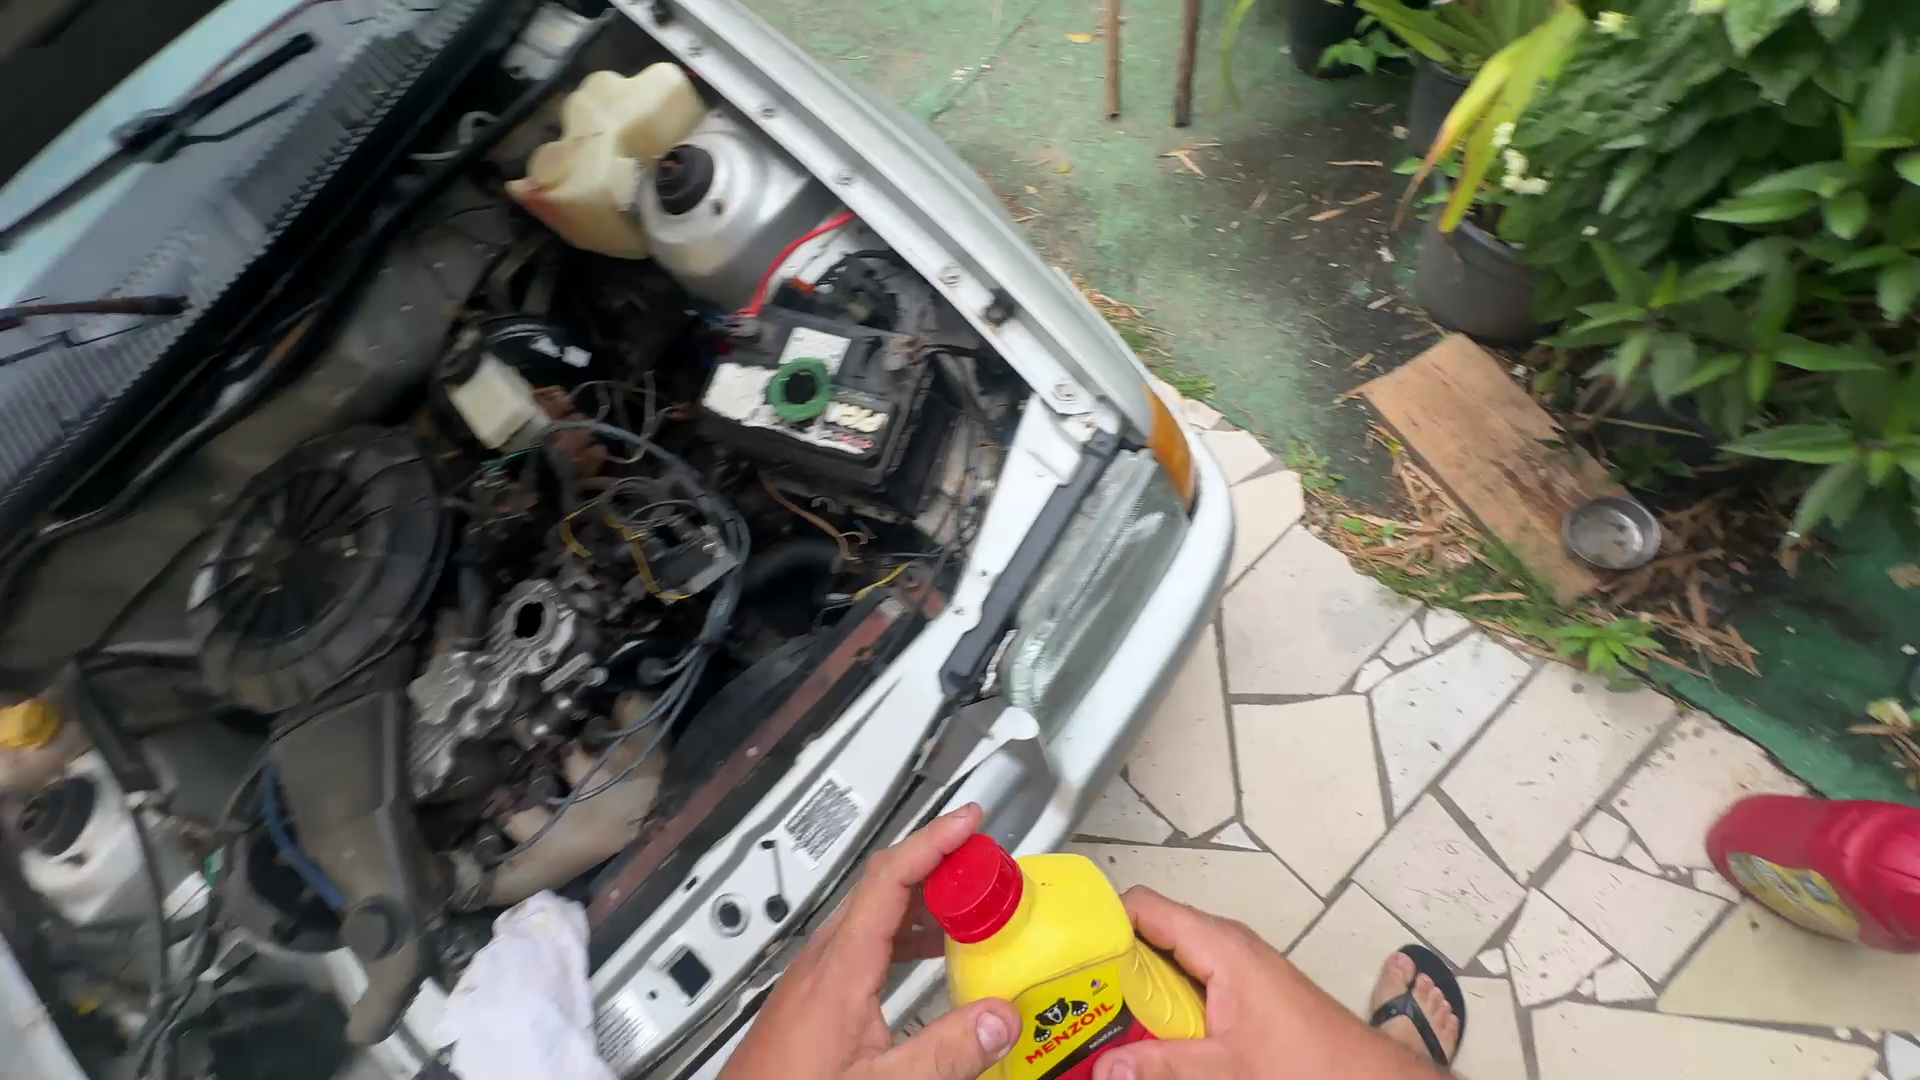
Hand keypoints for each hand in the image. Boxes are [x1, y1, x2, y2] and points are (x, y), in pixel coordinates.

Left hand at [720, 804, 1019, 1079]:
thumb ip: (945, 1053)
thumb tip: (1001, 1018)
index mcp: (841, 963)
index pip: (890, 876)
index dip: (933, 839)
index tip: (968, 819)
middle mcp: (828, 954)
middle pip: (887, 881)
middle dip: (939, 860)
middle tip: (985, 858)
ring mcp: (822, 967)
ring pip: (878, 907)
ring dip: (926, 895)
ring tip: (971, 900)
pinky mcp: (821, 985)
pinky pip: (871, 933)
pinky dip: (909, 927)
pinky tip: (933, 947)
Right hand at [1090, 888, 1443, 1079]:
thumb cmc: (1309, 1065)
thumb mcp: (1231, 1069)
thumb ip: (1165, 1067)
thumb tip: (1101, 1069)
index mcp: (1215, 943)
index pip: (1142, 905)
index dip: (1103, 920)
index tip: (1069, 955)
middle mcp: (1220, 943)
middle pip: (1149, 934)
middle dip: (1113, 965)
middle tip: (1075, 1000)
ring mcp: (1233, 965)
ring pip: (1168, 963)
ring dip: (1139, 991)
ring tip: (1101, 1023)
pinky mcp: (1242, 990)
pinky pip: (1190, 983)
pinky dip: (1166, 1006)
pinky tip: (1151, 1041)